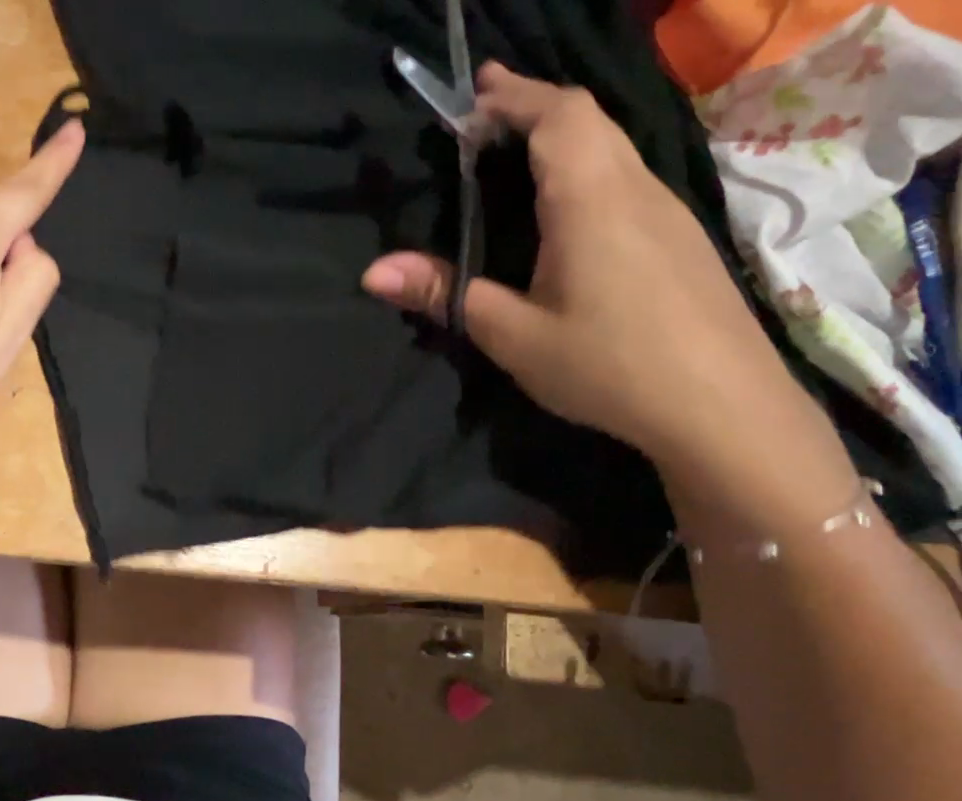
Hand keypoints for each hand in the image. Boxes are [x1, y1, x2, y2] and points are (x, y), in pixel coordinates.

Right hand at [359, 64, 814, 473]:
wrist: (723, 405)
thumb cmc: (608, 366)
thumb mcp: (512, 335)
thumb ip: (446, 294)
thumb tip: (373, 272)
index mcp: (592, 201)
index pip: (558, 118)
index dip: (515, 98)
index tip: (470, 98)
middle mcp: (635, 190)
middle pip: (590, 120)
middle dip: (535, 103)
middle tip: (484, 108)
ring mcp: (666, 211)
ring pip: (613, 146)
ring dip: (562, 133)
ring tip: (513, 146)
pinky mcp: (678, 238)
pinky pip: (626, 176)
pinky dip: (585, 163)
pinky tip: (562, 201)